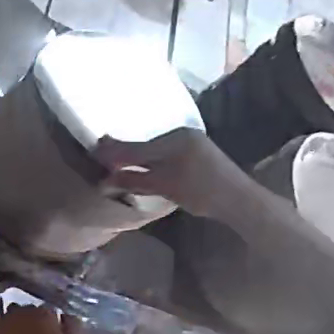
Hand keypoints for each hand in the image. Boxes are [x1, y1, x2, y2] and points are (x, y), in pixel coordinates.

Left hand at [0, 305, 82, 333]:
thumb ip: (74, 327)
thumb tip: (67, 314)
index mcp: (45, 314)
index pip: (50, 310)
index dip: (52, 322)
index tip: (53, 332)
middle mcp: (23, 312)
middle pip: (31, 309)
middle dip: (35, 318)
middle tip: (37, 333)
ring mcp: (5, 321)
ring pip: (13, 310)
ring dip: (17, 315)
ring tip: (20, 327)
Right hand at [94, 128, 256, 219]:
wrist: (239, 200)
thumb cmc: (201, 192)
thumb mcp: (163, 185)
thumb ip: (134, 179)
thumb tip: (105, 180)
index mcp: (174, 138)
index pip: (136, 146)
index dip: (114, 152)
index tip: (94, 152)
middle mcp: (182, 134)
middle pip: (145, 145)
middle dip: (123, 152)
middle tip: (101, 155)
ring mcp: (192, 142)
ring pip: (156, 149)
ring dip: (138, 157)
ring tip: (117, 164)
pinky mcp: (199, 153)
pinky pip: (167, 153)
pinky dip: (153, 160)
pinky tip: (145, 167)